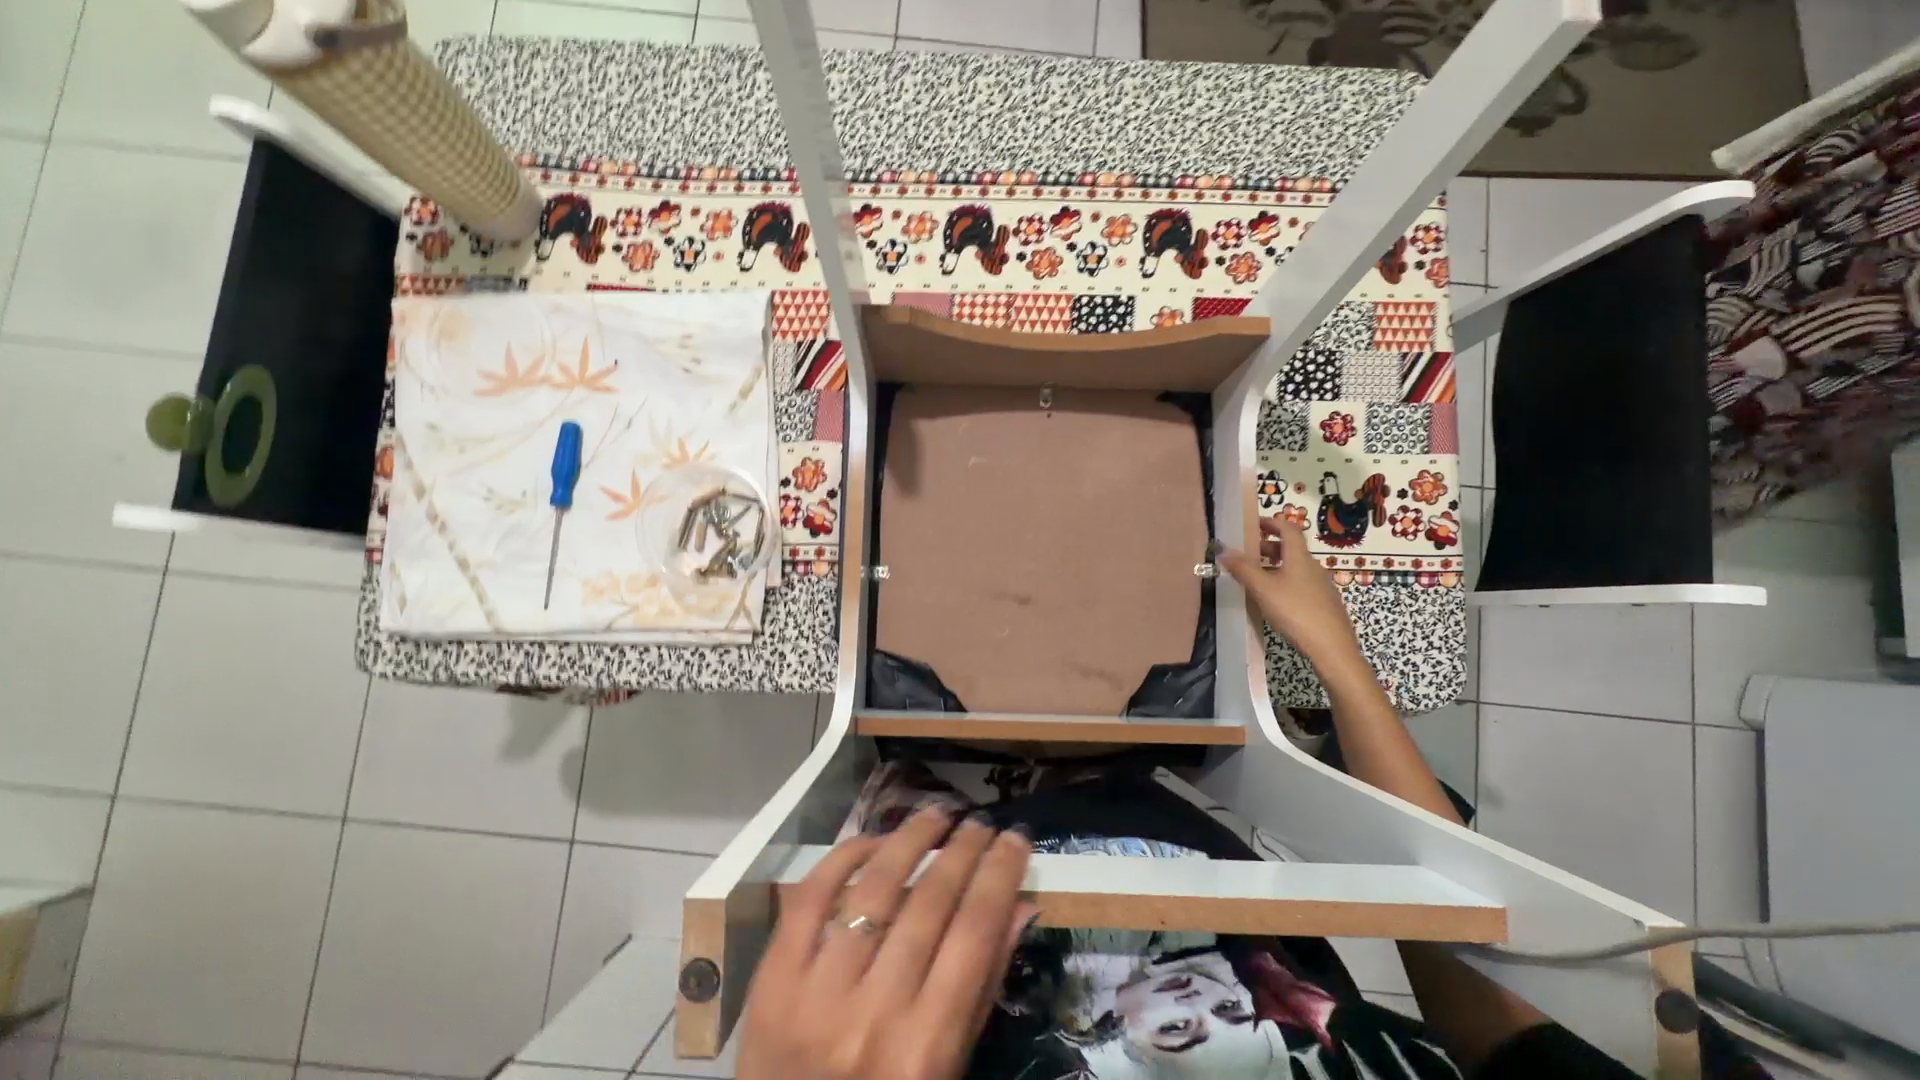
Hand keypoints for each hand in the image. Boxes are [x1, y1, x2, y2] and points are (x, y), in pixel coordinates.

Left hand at [735, 806, 1034, 1079]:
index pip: (975, 935)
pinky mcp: (773, 978)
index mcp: (927, 1046)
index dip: (999, 875)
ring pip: (875, 890)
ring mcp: (818, 993)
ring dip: (911, 840)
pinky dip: (844, 858)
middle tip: (981, 821)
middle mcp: (875, 1015)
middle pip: (930, 905)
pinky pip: (811, 898)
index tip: (1015, 839)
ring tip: (938, 813)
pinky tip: (875, 839)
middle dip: (963, 851)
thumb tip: (1019, 905)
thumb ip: (981, 987)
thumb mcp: (945, 1065)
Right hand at [1218, 515, 1363, 671]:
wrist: (1332, 646)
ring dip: (1275, 566)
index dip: (1272, 523)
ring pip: (1295, 567)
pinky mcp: (1324, 603)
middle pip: (1291, 548)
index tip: (1253, 525)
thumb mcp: (1263, 589)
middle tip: (1248, 554)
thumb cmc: (1296, 611)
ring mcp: (1321, 585)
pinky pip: (1301, 584)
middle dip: (1269, 546)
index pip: (1289, 529)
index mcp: (1300, 557)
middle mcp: (1313, 566)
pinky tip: (1275, 600)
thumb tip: (1223, 550)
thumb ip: (1243, 569)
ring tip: (1256, 578)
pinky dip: (1285, 582)